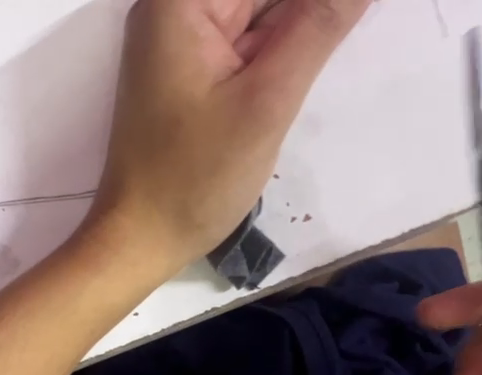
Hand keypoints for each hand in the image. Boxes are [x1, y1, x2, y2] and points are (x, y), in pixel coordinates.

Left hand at [85, 0, 372, 276]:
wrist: (137, 242)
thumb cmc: (192, 181)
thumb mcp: (266, 100)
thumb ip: (319, 24)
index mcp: (181, 0)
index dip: (314, 1)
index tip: (344, 17)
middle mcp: (174, 8)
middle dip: (310, 12)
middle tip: (320, 60)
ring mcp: (182, 42)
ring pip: (262, 9)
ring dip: (302, 23)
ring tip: (310, 72)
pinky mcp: (192, 73)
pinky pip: (249, 37)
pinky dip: (283, 42)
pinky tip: (320, 46)